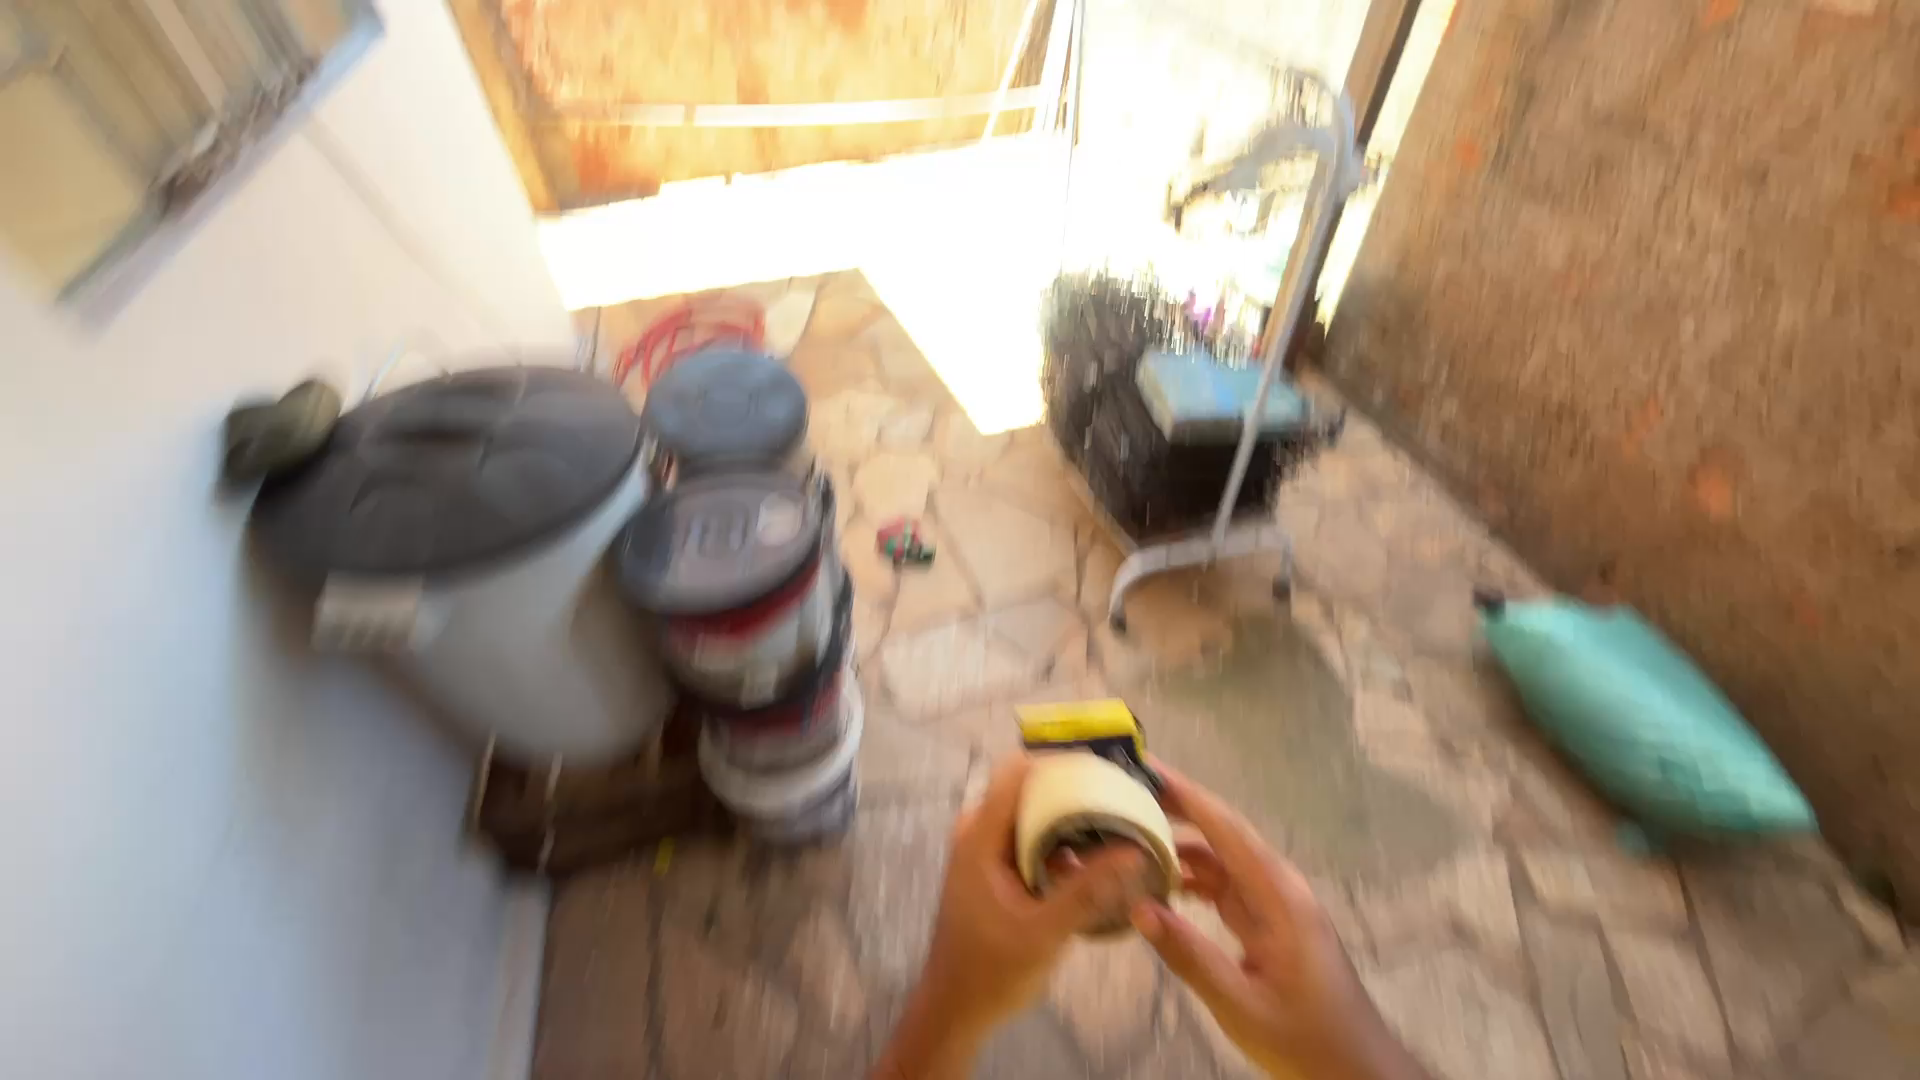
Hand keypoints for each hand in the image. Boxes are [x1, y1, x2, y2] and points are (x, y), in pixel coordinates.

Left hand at [871, 755, 1147, 1078]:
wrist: (955, 1009)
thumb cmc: (992, 970)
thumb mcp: (1045, 932)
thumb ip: (1088, 888)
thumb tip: (1134, 849)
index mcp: (980, 834)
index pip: (1018, 770)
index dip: (1059, 762)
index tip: (1104, 770)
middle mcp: (977, 829)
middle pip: (1027, 788)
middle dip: (1072, 790)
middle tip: (1119, 799)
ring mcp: (983, 847)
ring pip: (1030, 812)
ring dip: (1067, 816)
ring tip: (1114, 823)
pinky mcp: (992, 865)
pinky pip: (1027, 835)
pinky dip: (1057, 840)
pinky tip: (1092, 857)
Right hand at [1131, 762, 1431, 1079]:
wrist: (1359, 1074)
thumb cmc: (1305, 1039)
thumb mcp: (1241, 1004)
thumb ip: (1190, 955)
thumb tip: (1137, 907)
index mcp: (1278, 894)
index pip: (1225, 828)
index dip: (1186, 793)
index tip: (1148, 765)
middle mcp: (1277, 886)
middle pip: (1222, 832)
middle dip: (1178, 806)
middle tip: (1127, 787)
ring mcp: (1273, 903)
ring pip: (1220, 857)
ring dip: (1180, 842)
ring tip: (1133, 829)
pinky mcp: (1267, 922)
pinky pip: (1224, 884)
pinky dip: (1190, 876)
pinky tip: (1159, 881)